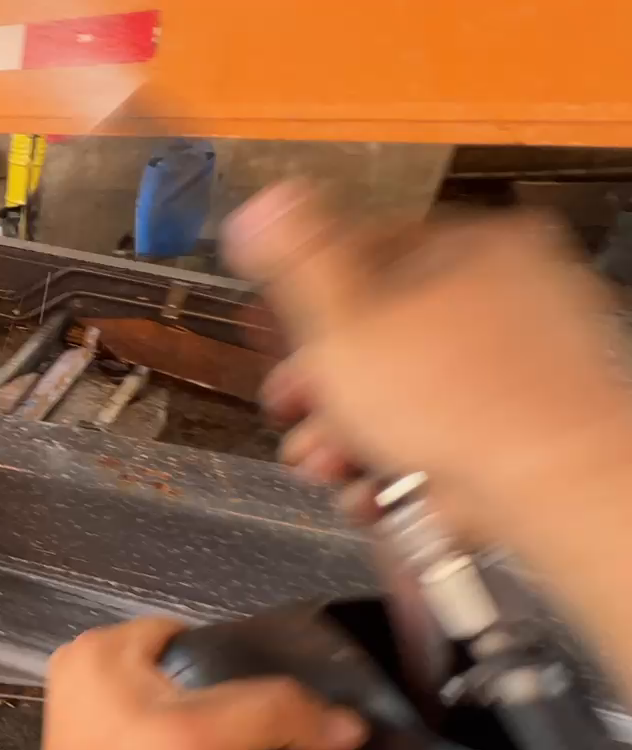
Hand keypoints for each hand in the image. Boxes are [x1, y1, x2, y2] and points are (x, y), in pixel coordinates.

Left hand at [25, 618, 366, 749]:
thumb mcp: (216, 737)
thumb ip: (279, 714)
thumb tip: (349, 721)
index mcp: (100, 645)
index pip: (185, 633)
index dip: (230, 662)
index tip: (262, 701)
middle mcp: (79, 660)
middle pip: (172, 663)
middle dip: (212, 692)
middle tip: (251, 729)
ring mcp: (74, 697)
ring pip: (158, 693)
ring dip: (192, 716)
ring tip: (227, 748)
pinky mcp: (79, 731)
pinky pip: (138, 717)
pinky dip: (166, 733)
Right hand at [224, 182, 631, 542]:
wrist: (549, 482)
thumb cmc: (453, 399)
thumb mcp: (341, 319)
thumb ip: (297, 262)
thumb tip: (264, 202)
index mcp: (470, 250)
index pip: (356, 256)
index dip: (298, 307)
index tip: (273, 341)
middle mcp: (502, 294)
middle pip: (365, 334)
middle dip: (314, 390)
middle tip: (293, 412)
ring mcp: (512, 359)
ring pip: (390, 389)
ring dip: (339, 435)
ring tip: (329, 461)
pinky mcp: (512, 416)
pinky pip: (426, 429)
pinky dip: (387, 462)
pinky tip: (373, 483)